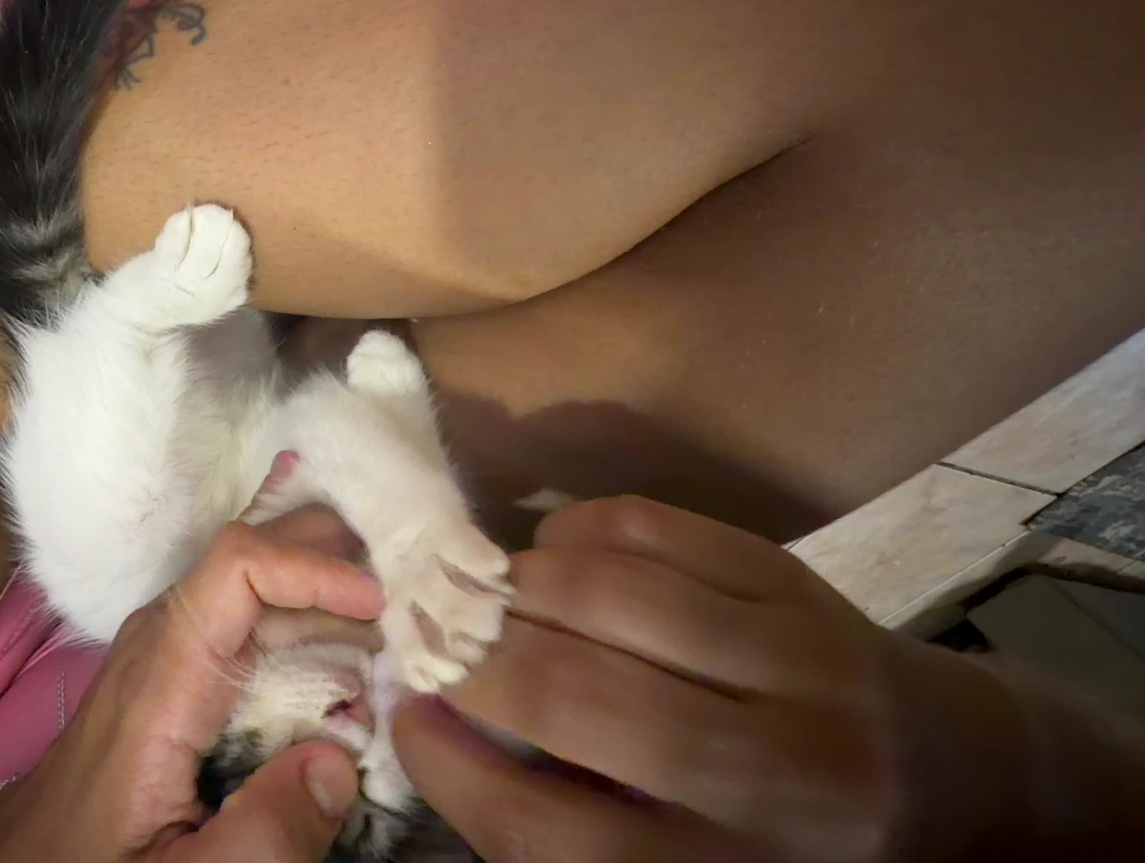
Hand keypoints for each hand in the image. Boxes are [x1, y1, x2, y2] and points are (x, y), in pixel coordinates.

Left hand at [0, 505, 381, 862]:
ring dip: (327, 573)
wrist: (41, 850)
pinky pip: (253, 607)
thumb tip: (341, 761)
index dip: (311, 567)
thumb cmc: (98, 859)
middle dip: (333, 548)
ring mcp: (177, 637)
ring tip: (401, 591)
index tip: (377, 603)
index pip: (237, 568)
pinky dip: (308, 602)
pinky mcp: (187, 656)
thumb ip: (262, 833)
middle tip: (415, 572)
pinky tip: (352, 616)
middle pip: (254, 551)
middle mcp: (169, 630)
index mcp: (164, 669)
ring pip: (258, 574)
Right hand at [393, 494, 970, 862]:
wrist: (949, 774)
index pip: (551, 834)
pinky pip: (640, 526)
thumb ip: (552, 796)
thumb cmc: (777, 834)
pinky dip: (567, 532)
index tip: (407, 718)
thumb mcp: (671, 853)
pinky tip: (556, 556)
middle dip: (472, 655)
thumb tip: (429, 712)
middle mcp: (781, 778)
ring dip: (515, 584)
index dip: (451, 770)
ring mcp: (796, 660)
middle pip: (577, 698)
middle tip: (428, 634)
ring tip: (490, 595)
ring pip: (606, 593)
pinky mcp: (787, 575)